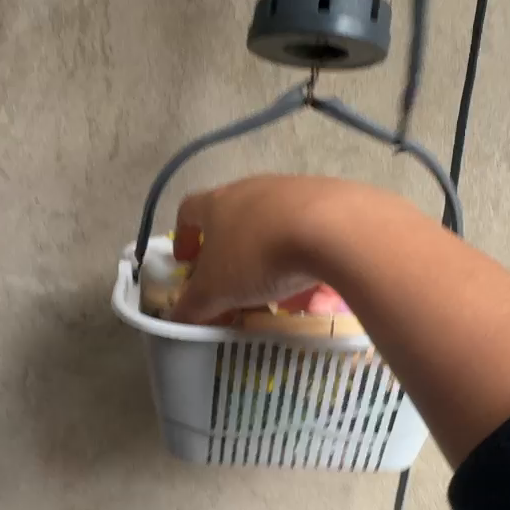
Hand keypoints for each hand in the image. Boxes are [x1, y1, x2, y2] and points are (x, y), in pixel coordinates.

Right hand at [169, 175, 391, 323]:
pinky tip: (316, 288)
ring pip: (274, 226)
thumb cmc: (257, 255)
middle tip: (233, 284)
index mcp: (217, 204)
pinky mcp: (330, 200)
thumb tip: (176, 321)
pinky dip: (307, 260)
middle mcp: (252, 189)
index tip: (186, 262)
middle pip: (233, 218)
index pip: (189, 211)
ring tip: (278, 292)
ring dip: (270, 257)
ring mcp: (293, 190)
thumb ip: (192, 306)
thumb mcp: (215, 291)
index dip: (184, 236)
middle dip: (231, 252)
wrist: (333, 229)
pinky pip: (310, 233)